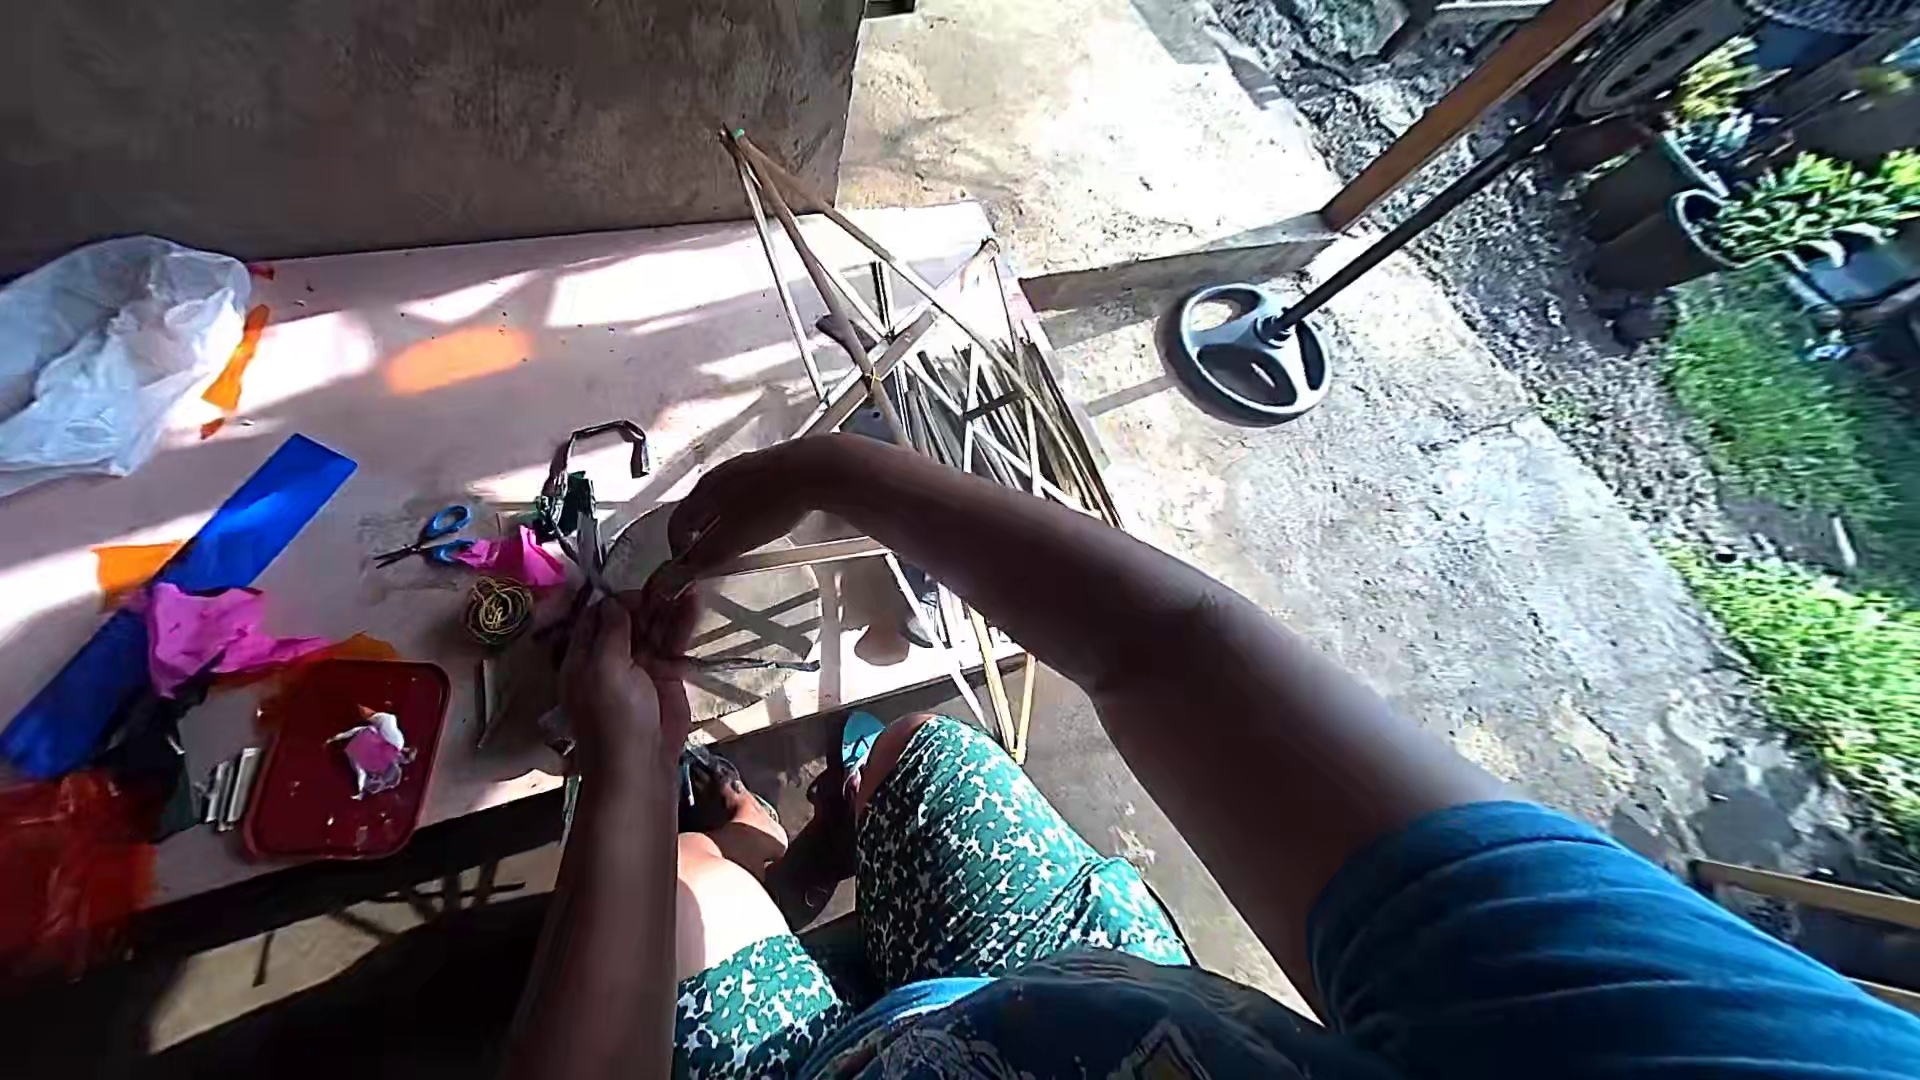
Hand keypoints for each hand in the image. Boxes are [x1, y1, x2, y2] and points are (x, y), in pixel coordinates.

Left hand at [559, 595, 694, 773]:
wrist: (640, 761)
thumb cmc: (615, 717)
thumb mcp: (605, 670)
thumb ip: (610, 633)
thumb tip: (613, 600)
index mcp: (585, 655)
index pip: (598, 615)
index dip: (619, 599)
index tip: (643, 590)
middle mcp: (612, 655)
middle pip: (631, 618)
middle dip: (649, 600)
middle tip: (673, 582)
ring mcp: (641, 664)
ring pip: (655, 627)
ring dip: (670, 607)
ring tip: (690, 586)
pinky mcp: (667, 673)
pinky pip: (674, 642)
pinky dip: (684, 624)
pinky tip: (695, 606)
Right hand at [641, 436, 854, 604]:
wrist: (814, 470)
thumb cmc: (772, 503)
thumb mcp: (733, 541)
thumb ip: (702, 560)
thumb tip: (674, 577)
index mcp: (703, 490)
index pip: (676, 523)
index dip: (679, 550)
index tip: (690, 568)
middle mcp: (719, 473)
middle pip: (699, 509)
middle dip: (703, 536)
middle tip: (715, 557)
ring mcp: (746, 466)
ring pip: (726, 499)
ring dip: (727, 522)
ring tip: (743, 541)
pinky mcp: (772, 465)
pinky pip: (752, 491)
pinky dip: (752, 509)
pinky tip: (770, 519)